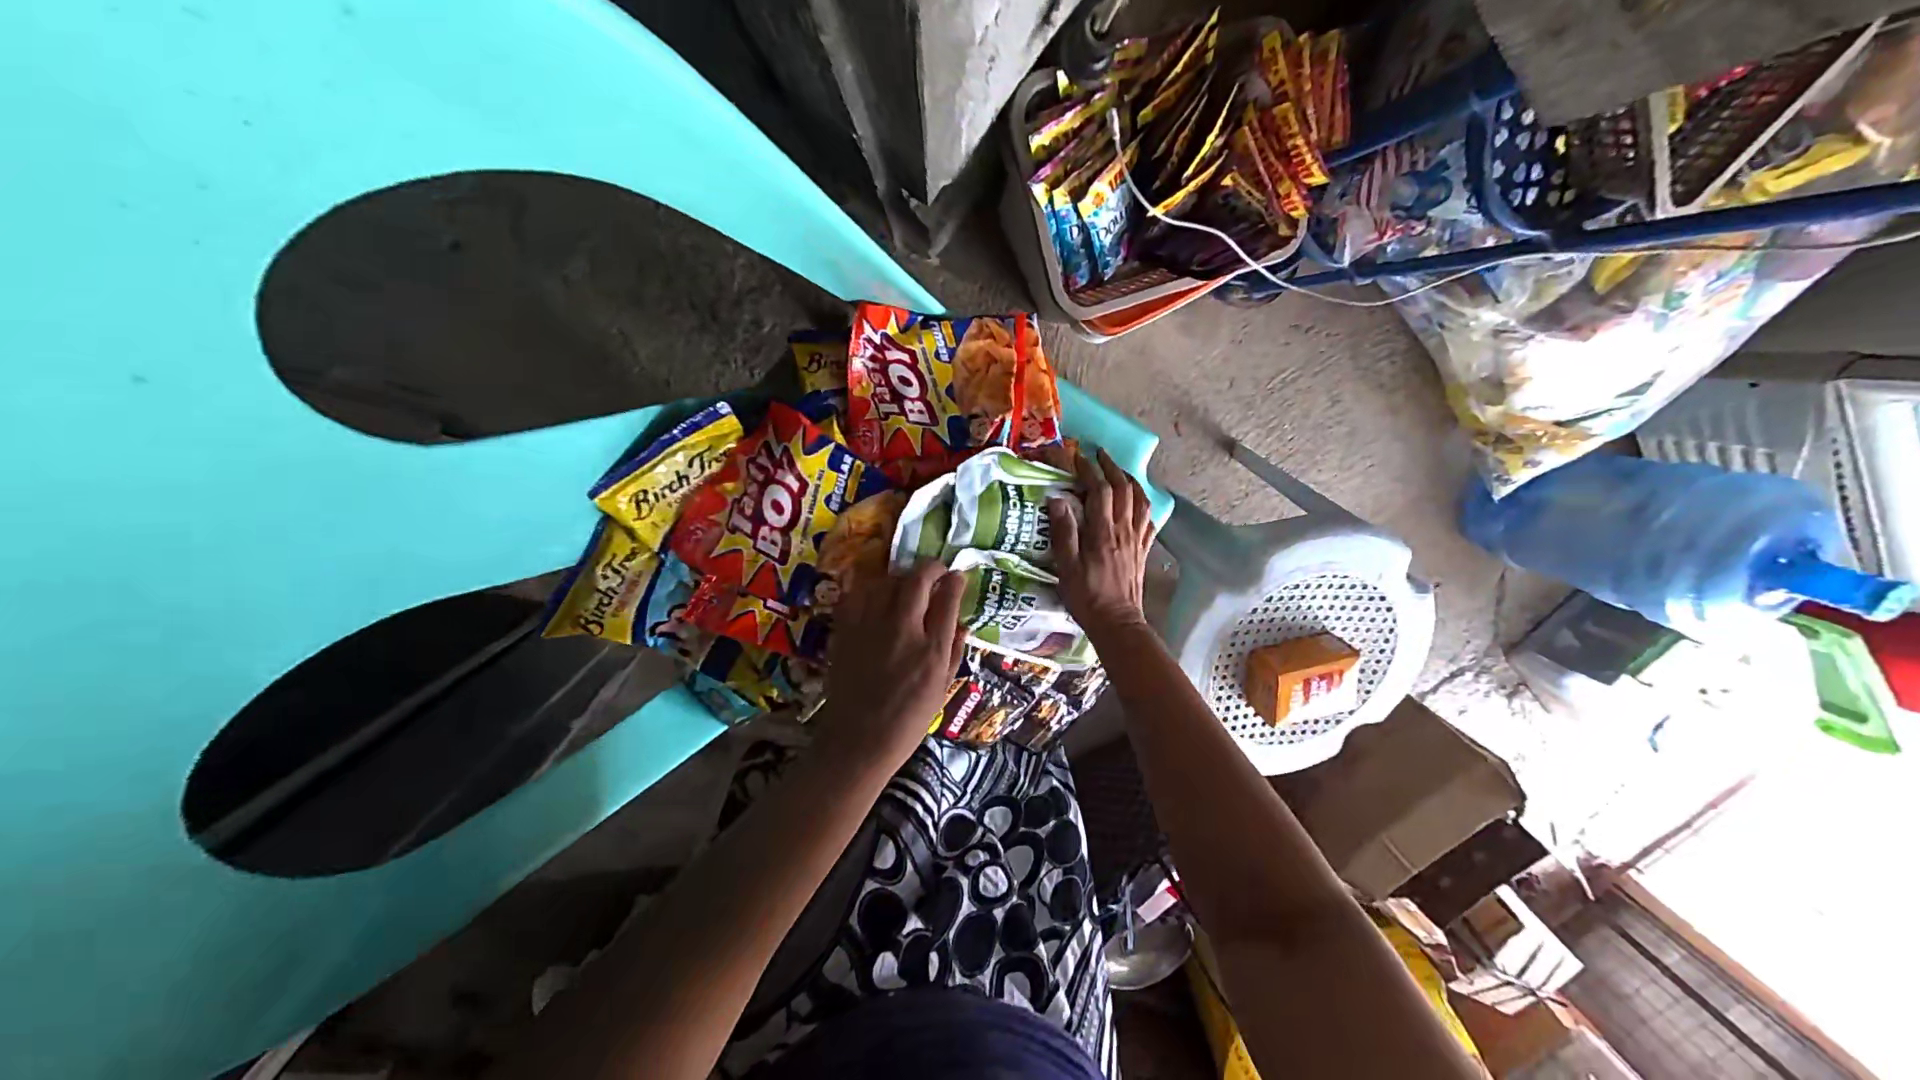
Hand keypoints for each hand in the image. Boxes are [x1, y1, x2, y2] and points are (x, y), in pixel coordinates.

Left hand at [813, 560, 967, 768]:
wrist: (858, 741)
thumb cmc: (907, 721)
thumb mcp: (942, 689)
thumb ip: (954, 650)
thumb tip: (962, 622)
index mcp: (930, 648)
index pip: (947, 598)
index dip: (955, 581)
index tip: (958, 577)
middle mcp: (901, 628)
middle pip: (917, 580)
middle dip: (931, 569)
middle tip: (937, 573)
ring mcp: (868, 626)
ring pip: (886, 581)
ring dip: (901, 577)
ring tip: (907, 585)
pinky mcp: (844, 630)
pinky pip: (857, 594)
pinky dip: (871, 589)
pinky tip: (877, 596)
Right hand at [1048, 449, 1154, 638]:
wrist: (1117, 622)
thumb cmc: (1087, 597)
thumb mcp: (1067, 566)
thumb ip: (1064, 531)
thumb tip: (1058, 499)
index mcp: (1103, 532)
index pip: (1100, 490)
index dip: (1089, 470)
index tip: (1078, 457)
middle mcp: (1124, 530)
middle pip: (1123, 488)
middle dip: (1111, 467)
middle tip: (1099, 454)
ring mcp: (1137, 539)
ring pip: (1140, 499)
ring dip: (1130, 479)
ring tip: (1119, 470)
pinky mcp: (1143, 549)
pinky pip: (1149, 518)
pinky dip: (1144, 502)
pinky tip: (1139, 500)